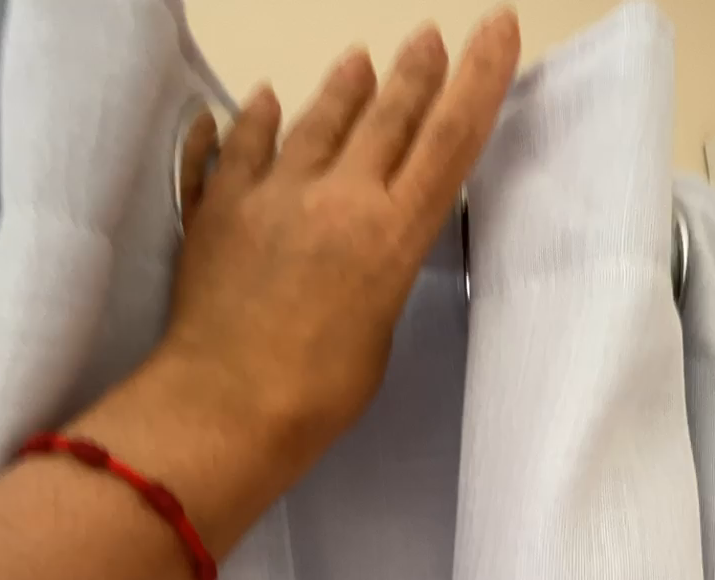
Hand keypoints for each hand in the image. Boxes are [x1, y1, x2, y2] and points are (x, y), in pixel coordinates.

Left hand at [75, 11, 521, 532]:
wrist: (229, 407)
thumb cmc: (324, 393)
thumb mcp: (379, 329)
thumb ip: (378, 273)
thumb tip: (363, 246)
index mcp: (392, 237)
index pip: (449, 141)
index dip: (480, 79)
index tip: (496, 27)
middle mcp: (338, 197)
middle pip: (387, 115)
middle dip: (415, 72)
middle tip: (428, 37)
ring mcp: (272, 192)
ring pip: (313, 120)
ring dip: (341, 89)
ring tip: (357, 60)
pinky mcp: (217, 204)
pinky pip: (234, 146)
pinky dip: (247, 122)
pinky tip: (250, 102)